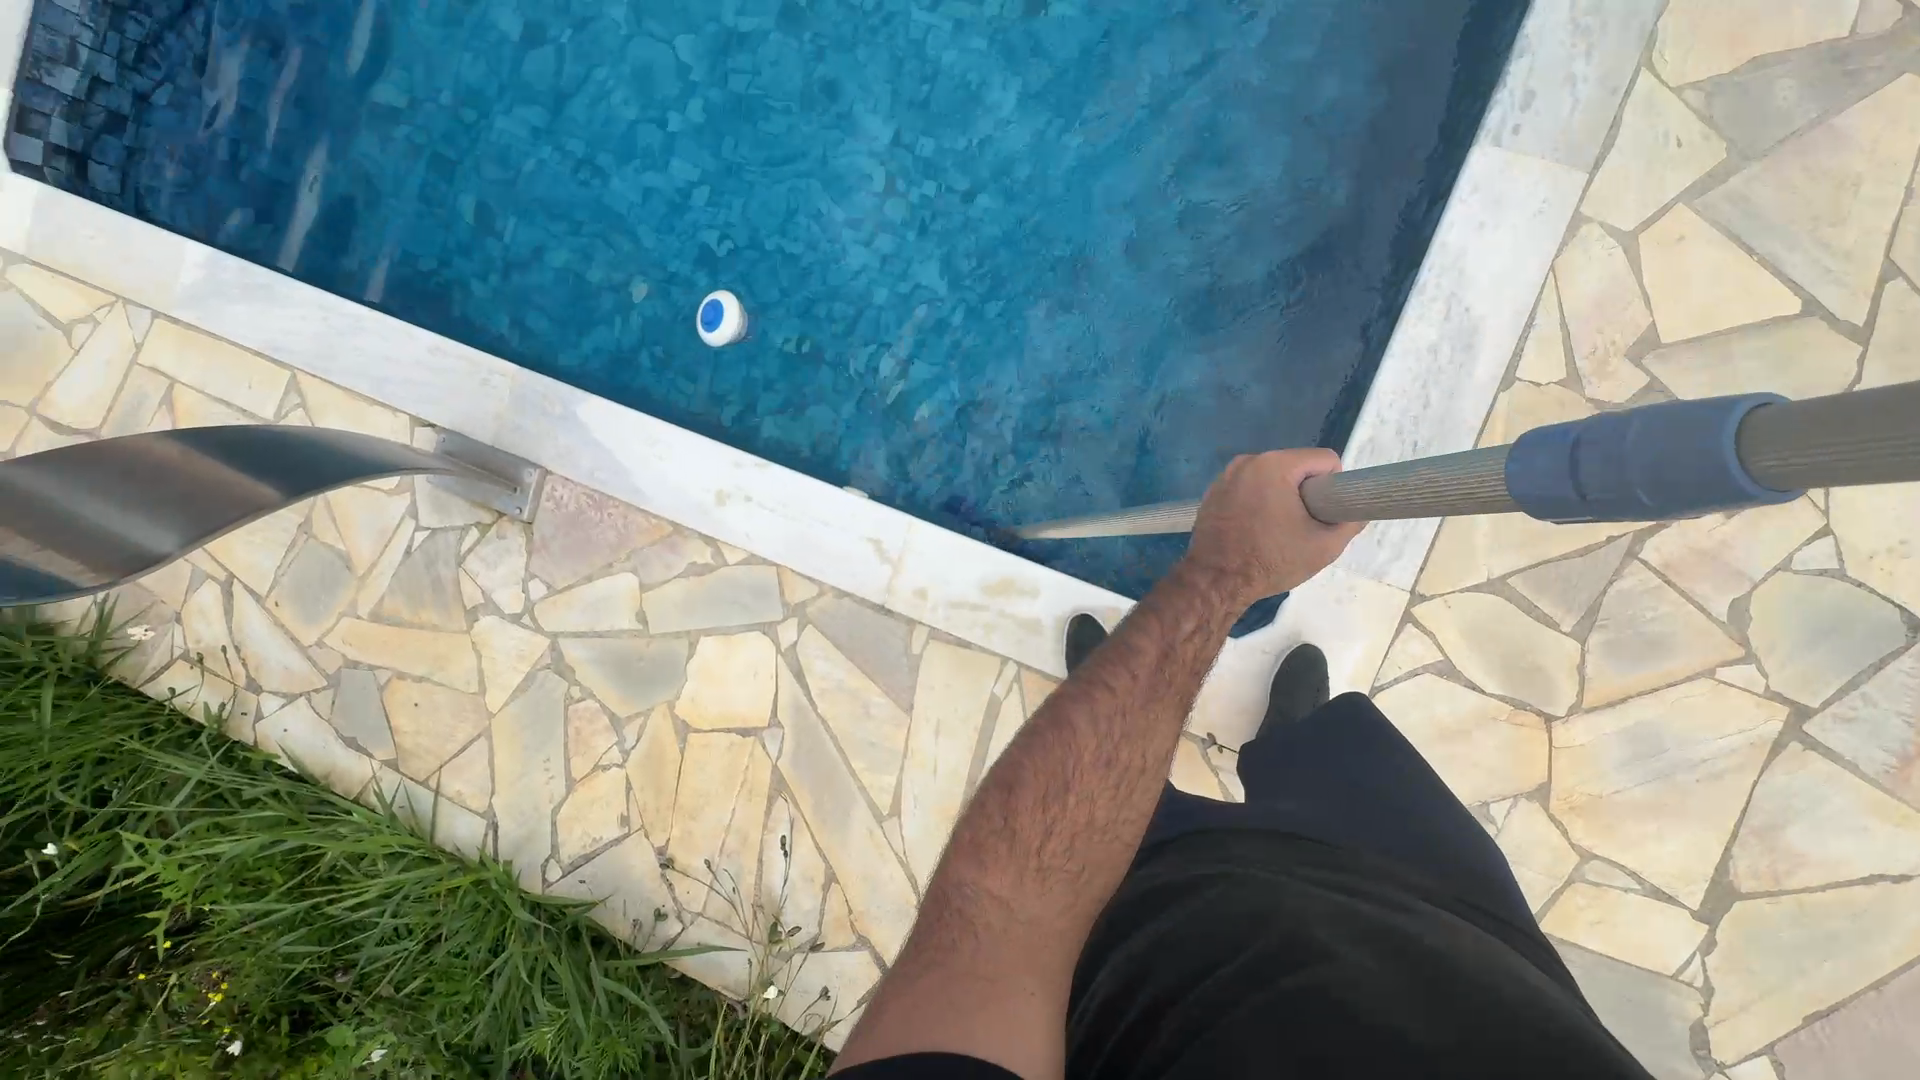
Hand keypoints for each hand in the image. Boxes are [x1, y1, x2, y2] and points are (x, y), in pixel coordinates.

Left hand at [1182, 449, 1363, 605]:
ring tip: (1277, 529)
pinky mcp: (1213, 492)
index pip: (1324, 460)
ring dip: (1281, 496)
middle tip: (1301, 524)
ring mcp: (1225, 476)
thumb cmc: (1271, 561)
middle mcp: (1247, 462)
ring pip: (1272, 477)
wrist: (1216, 581)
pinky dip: (1257, 501)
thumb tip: (1357, 511)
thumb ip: (1350, 522)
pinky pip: (1248, 487)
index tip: (1324, 512)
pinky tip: (1255, 527)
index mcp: (1274, 465)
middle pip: (1296, 466)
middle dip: (1305, 491)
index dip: (1333, 485)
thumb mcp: (1325, 546)